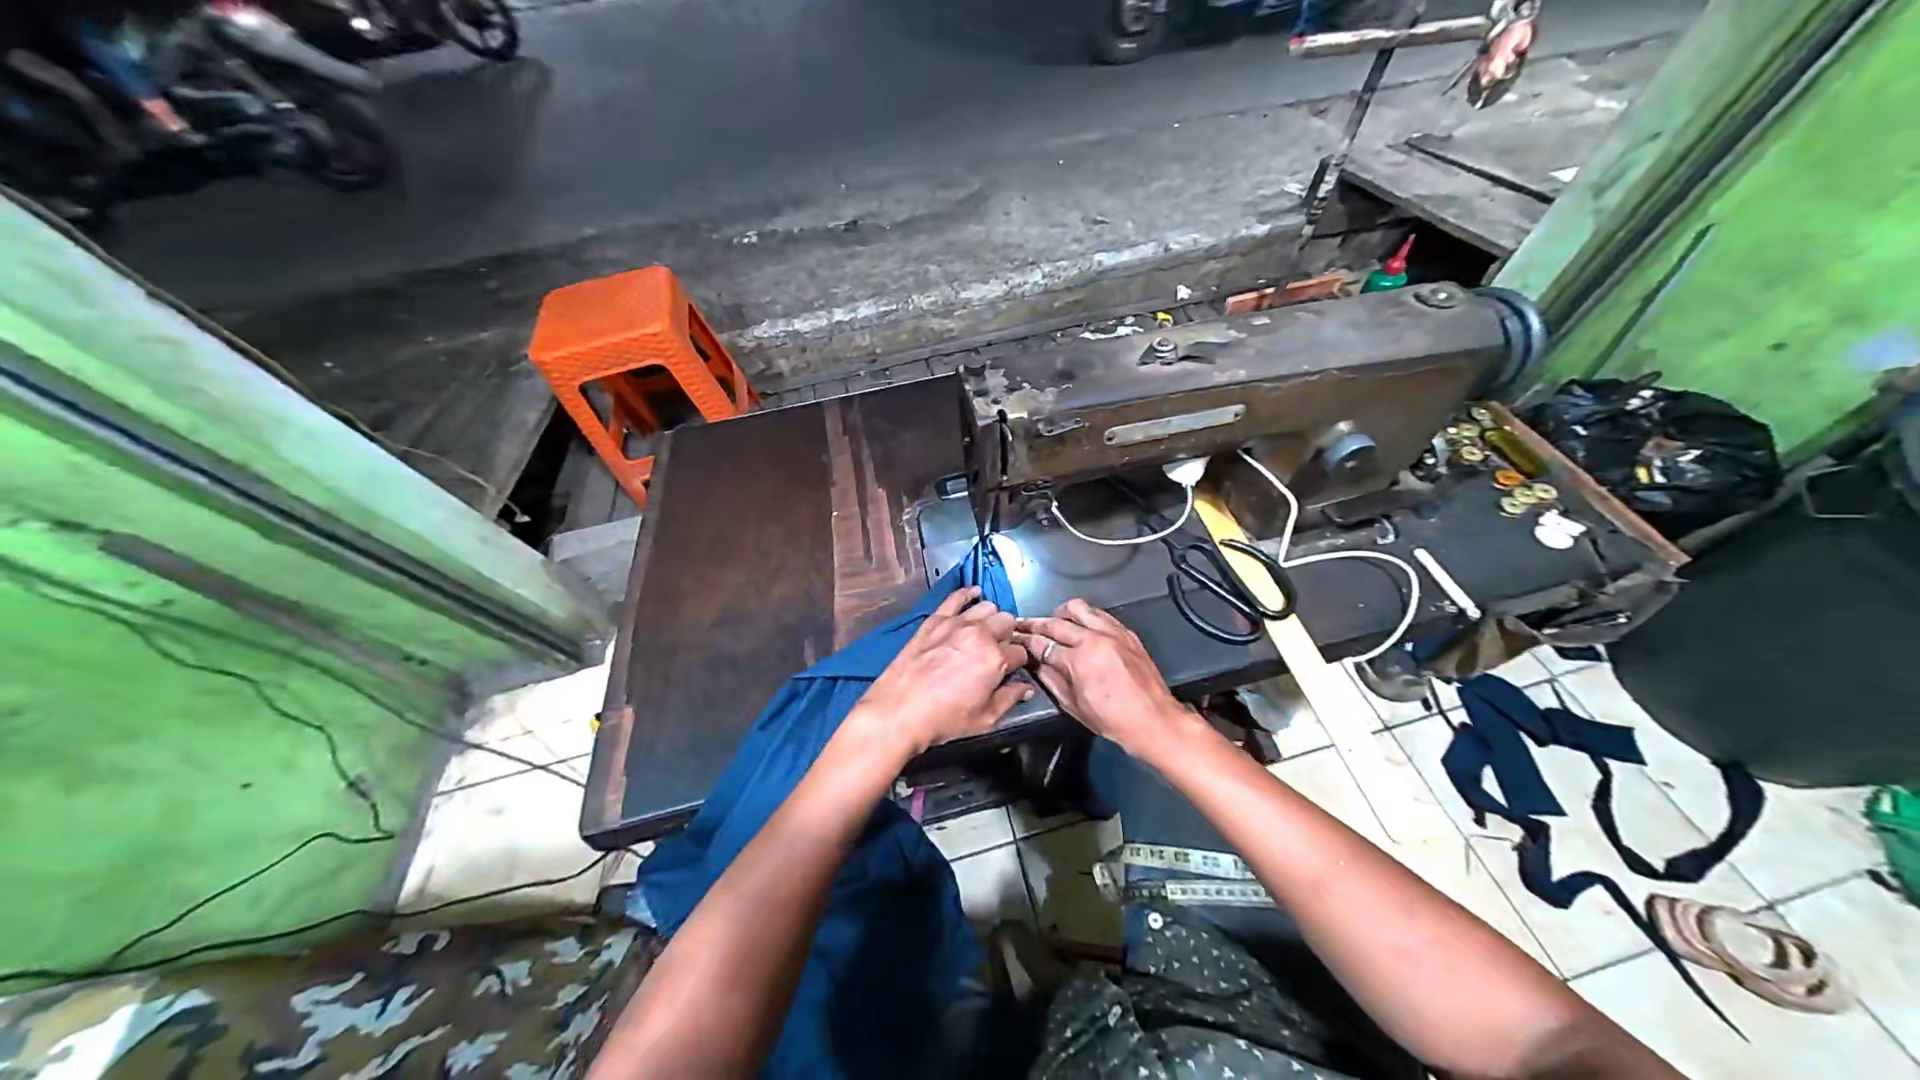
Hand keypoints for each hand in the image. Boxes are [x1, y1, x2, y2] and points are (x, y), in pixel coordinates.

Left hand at [846, 586, 1033, 756]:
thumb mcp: (985, 719)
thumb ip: (1009, 699)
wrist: (899, 711)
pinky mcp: (935, 621)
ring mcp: (956, 624)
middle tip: (1000, 650)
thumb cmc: (941, 718)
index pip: (1020, 652)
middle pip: (1007, 622)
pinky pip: (956, 598)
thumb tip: (1024, 690)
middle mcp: (979, 635)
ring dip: (992, 617)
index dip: (1019, 662)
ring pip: (987, 607)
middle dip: (1008, 636)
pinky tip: (973, 593)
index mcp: (996, 659)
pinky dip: (967, 594)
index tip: (1013, 668)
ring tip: (987, 630)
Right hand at [1013, 599, 1203, 761]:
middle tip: (1023, 625)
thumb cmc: (1116, 720)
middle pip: (1055, 623)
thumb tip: (1038, 665)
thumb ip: (1052, 680)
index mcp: (1078, 660)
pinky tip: (1081, 624)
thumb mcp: (1073, 706)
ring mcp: (1112, 633)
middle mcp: (1094, 640)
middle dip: (1034, 624)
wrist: (1153, 720)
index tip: (1016, 639)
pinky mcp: (1126, 633)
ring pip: (1078, 608)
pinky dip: (1086, 616)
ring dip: (1060, 613)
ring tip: (1053, 620)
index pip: (1042, 644)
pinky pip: (1101, 614)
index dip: (1024, 641)